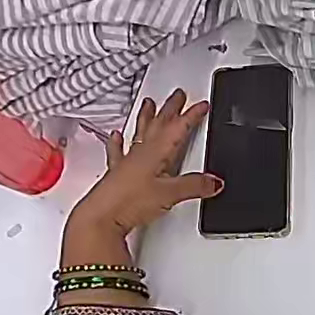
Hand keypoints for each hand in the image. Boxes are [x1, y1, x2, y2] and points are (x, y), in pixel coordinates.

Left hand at [68, 90, 221, 240]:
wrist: (101, 218)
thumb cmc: (129, 202)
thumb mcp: (171, 195)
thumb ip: (195, 186)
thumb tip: (214, 182)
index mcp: (157, 152)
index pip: (178, 128)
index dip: (192, 115)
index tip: (201, 104)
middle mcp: (142, 152)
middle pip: (159, 124)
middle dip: (171, 109)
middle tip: (178, 95)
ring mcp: (127, 162)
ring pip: (140, 133)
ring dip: (147, 118)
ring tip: (148, 105)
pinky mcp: (117, 174)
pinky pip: (118, 151)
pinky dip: (117, 142)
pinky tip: (115, 136)